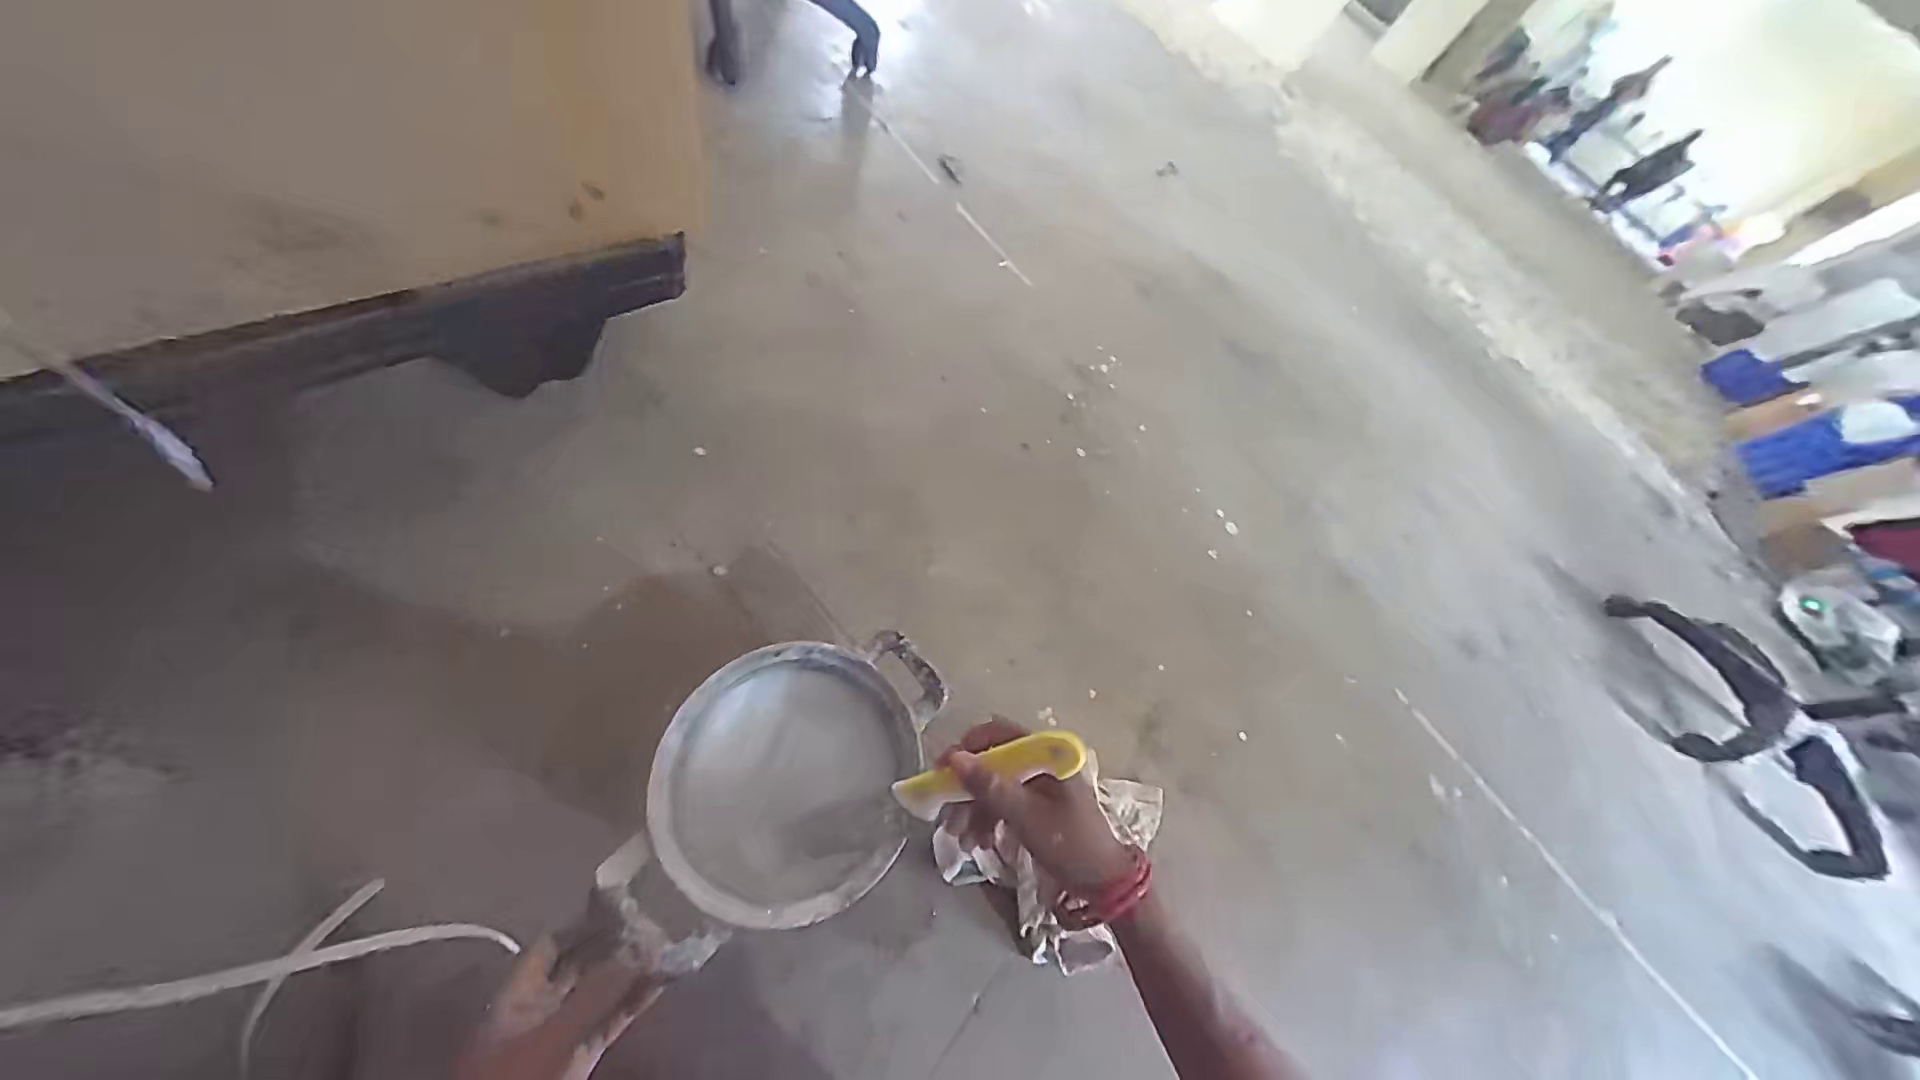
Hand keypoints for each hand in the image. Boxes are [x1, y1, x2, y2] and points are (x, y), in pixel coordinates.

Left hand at [455, 937, 660, 1079]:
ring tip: (669, 948)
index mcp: (517, 996)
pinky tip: (663, 981)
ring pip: (601, 992)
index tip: (624, 905)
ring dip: (633, 972)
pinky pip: (612, 1019)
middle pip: (581, 964)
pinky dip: (636, 1000)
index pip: (551, 944)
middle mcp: (539, 1008)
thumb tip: (643, 945)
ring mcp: (561, 1033)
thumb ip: (595, 993)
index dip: (585, 923)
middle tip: (656, 922)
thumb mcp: (552, 1039)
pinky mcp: (581, 1055)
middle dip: (617, 944)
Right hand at [940, 717, 1135, 892]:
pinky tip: (980, 842)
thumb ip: (990, 786)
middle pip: (992, 763)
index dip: (967, 748)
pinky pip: (1003, 803)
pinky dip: (988, 820)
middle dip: (966, 791)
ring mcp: (1038, 784)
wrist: (1106, 885)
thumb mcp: (1026, 816)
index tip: (942, 771)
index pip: (998, 734)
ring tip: (962, 840)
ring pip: (994, 786)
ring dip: (973, 810)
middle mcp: (1040, 761)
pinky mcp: (1036, 805)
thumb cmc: (1071, 844)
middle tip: (946, 817)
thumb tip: (954, 758)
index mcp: (1046, 753)